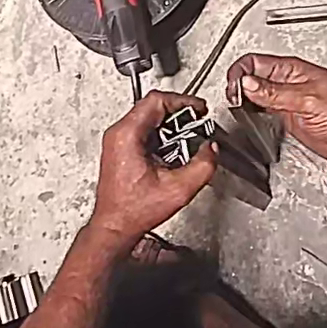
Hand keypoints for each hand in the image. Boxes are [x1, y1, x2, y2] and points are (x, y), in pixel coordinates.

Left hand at [88, 91, 217, 242]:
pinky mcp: (120, 149)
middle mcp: (118, 134)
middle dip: (179, 112)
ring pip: (148, 117)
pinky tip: (174, 150)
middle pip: (152, 106)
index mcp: (127, 135)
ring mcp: (117, 141)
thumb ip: (202, 166)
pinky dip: (162, 134)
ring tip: (188, 136)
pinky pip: (144, 130)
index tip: (198, 108)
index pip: (156, 101)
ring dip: (171, 124)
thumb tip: (211, 149)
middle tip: (197, 121)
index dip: (182, 101)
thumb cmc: (133, 210)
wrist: (115, 226)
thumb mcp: (178, 189)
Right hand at [224, 54, 326, 166]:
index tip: (235, 90)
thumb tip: (248, 84)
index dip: (240, 73)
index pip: (255, 62)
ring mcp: (290, 101)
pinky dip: (255, 112)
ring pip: (258, 94)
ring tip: (238, 108)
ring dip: (246, 99)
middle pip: (254, 77)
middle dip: (239, 86)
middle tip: (233, 100)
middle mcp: (290, 83)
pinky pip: (267, 110)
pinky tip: (251, 117)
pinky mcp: (292, 118)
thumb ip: (275, 93)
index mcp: (294, 70)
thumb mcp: (308, 100)